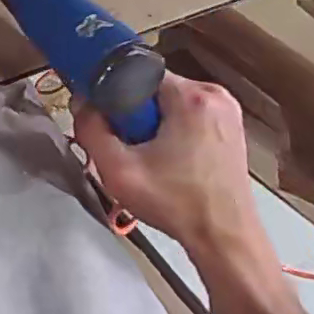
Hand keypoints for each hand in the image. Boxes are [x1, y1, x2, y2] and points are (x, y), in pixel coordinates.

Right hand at [73, 73, 258, 254]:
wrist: (226, 240)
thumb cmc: (177, 206)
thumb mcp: (118, 171)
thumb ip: (91, 131)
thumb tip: (82, 103)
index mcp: (191, 96)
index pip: (137, 73)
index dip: (115, 94)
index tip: (107, 119)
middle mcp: (215, 94)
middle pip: (153, 87)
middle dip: (134, 111)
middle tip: (129, 146)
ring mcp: (228, 110)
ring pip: (170, 101)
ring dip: (153, 121)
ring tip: (149, 156)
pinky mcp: (231, 126)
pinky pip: (189, 114)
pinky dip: (173, 129)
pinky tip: (169, 159)